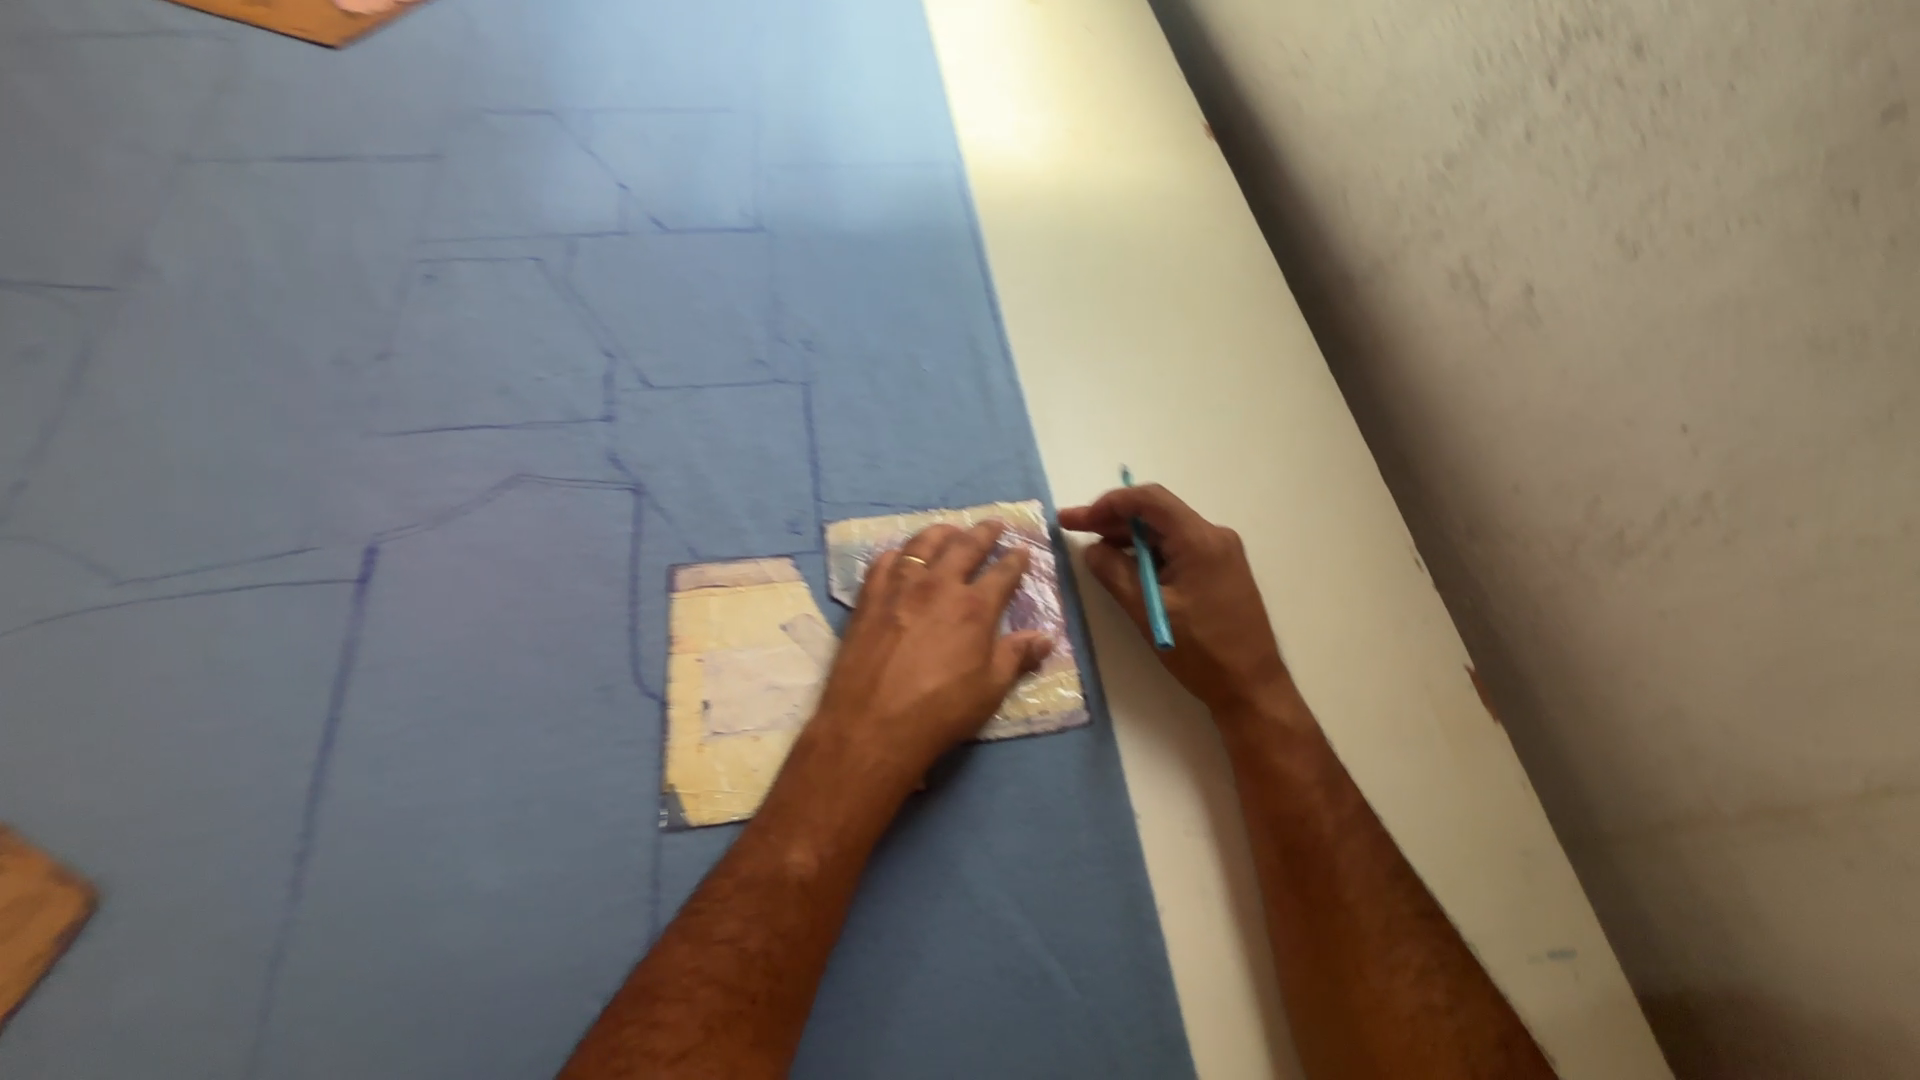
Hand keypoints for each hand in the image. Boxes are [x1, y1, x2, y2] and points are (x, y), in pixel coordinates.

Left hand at [804, 521, 1053, 790]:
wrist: (873, 724)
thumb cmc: (940, 711)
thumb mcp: (990, 689)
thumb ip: (1016, 657)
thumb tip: (1045, 637)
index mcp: (975, 608)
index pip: (1003, 573)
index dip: (1015, 560)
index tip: (1022, 550)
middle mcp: (939, 587)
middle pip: (965, 547)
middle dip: (983, 533)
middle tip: (993, 524)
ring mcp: (900, 589)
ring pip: (923, 546)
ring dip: (941, 533)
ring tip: (950, 529)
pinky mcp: (869, 599)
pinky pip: (884, 563)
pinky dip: (898, 554)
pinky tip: (901, 555)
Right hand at [1060, 485, 1291, 720]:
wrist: (1251, 686)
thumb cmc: (1201, 651)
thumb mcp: (1148, 611)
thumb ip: (1115, 573)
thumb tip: (1093, 549)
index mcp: (1199, 540)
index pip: (1148, 500)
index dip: (1108, 503)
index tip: (1078, 520)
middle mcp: (1213, 536)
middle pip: (1156, 513)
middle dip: (1113, 519)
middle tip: (1073, 529)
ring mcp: (1220, 553)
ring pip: (1165, 531)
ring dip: (1129, 537)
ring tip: (1093, 549)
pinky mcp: (1219, 570)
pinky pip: (1177, 549)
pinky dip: (1148, 553)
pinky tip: (1125, 566)